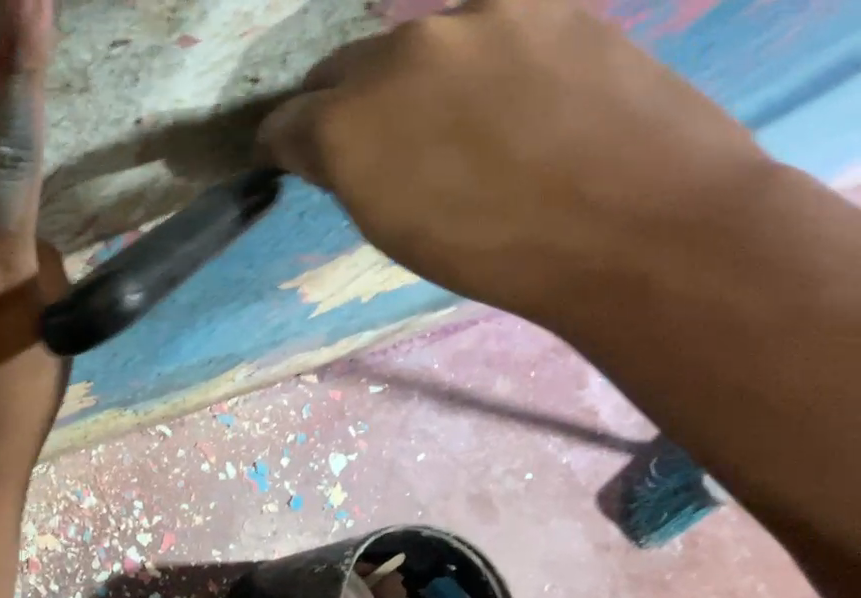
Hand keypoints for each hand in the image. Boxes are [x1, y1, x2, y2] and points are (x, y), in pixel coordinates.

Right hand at [257, 0, 778, 326]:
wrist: (635, 223)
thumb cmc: (490, 251)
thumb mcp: (386, 224)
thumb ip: (346, 170)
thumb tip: (337, 146)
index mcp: (344, 122)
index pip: (284, 122)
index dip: (285, 147)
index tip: (298, 162)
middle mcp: (396, 53)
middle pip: (339, 69)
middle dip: (339, 104)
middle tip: (370, 141)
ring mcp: (474, 17)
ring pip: (409, 43)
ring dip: (408, 77)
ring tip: (447, 118)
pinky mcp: (542, 1)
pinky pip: (481, 25)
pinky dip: (473, 57)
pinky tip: (504, 94)